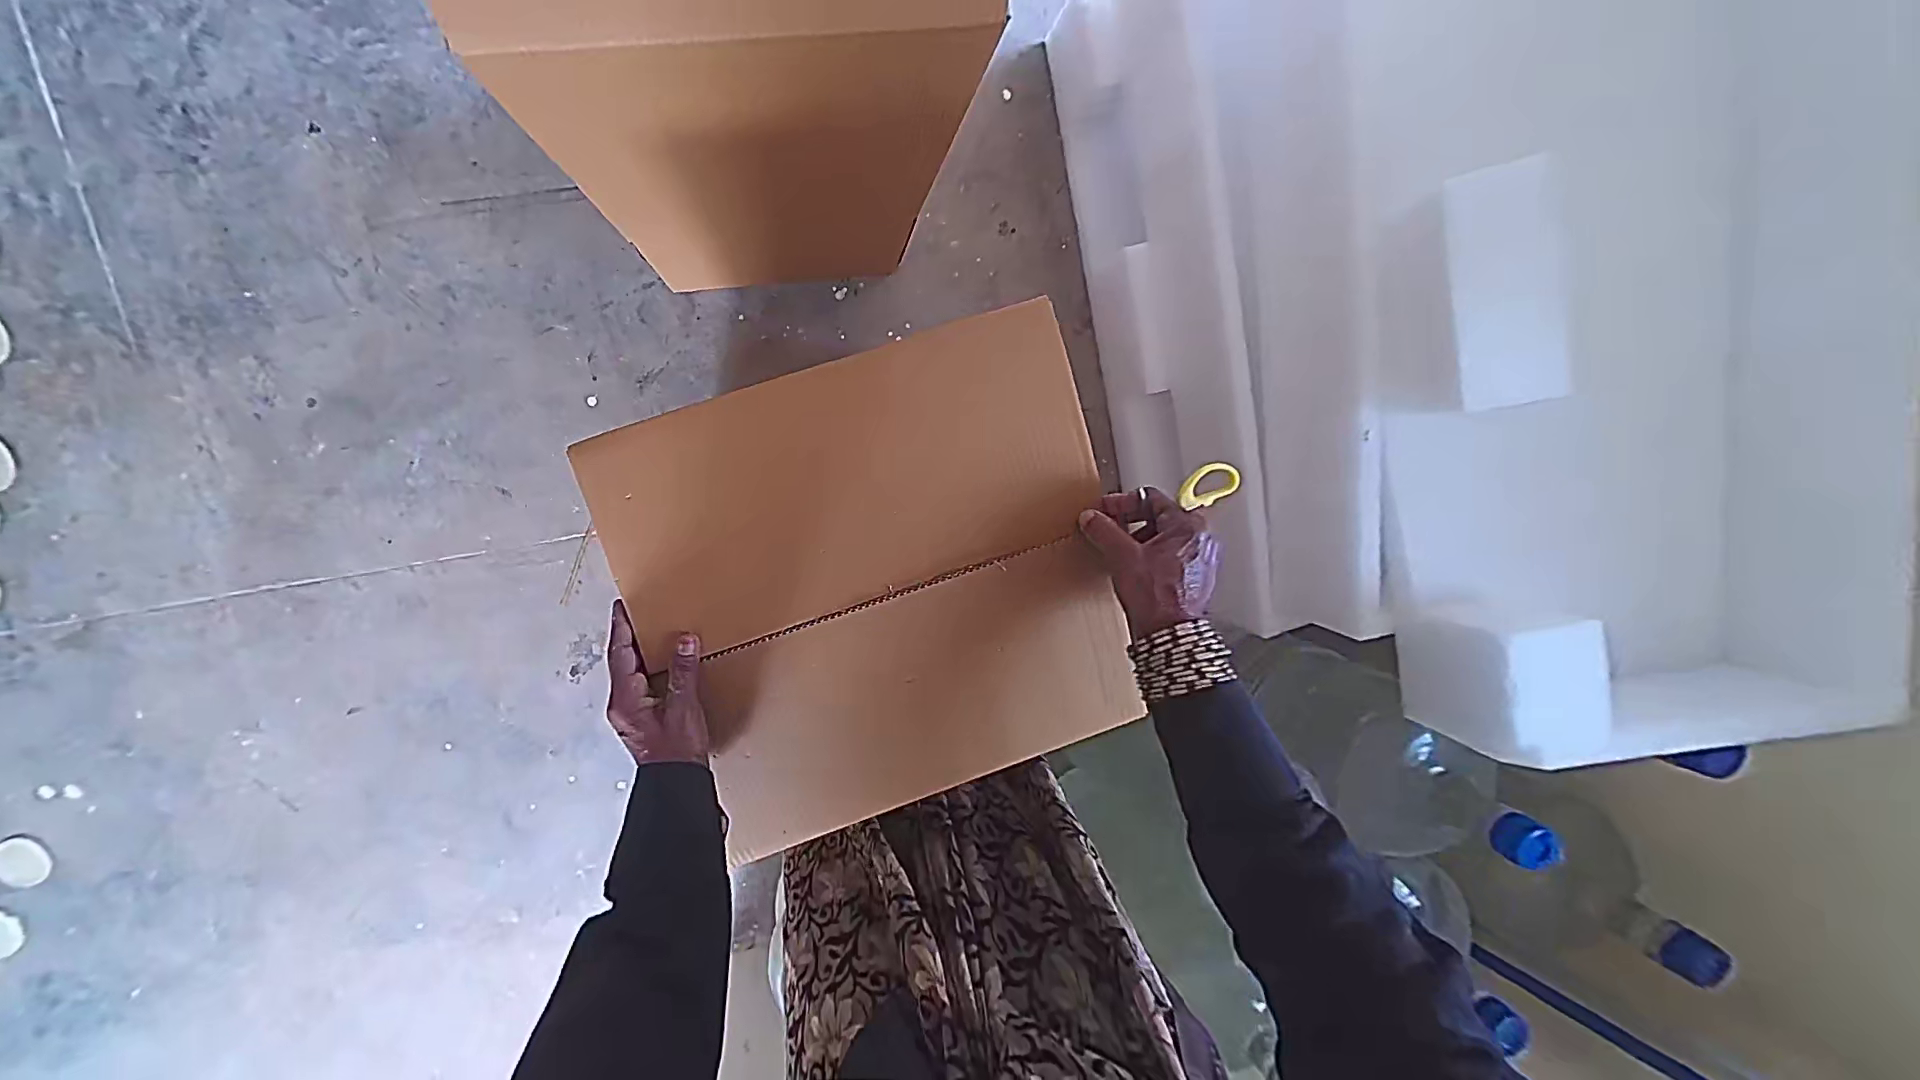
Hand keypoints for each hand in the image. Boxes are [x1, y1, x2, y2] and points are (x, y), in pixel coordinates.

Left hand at [605, 599, 710, 766]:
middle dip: (629, 636)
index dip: (622, 629)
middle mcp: (622, 705)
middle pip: (622, 661)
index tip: (622, 607)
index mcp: (625, 700)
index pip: (621, 654)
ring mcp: (630, 713)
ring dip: (639, 651)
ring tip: (652, 632)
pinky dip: (649, 667)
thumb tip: (684, 641)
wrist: (675, 784)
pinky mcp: (641, 718)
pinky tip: (664, 663)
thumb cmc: (677, 753)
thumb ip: (683, 673)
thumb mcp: (683, 709)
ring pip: (631, 673)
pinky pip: (641, 684)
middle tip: (638, 613)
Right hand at [1078, 487, 1221, 639]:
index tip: (1103, 510)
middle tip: (1108, 527)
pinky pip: (1167, 556)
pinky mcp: (1193, 578)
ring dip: (1137, 539)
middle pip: (1158, 516)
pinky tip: (1131, 566)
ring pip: (1162, 537)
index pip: (1150, 498)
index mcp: (1189, 525)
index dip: (1120, 502)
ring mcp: (1199, 559)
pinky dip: (1148, 555)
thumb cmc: (1157, 598)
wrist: (1169, 635)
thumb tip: (1092, 518)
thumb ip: (1103, 530)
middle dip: (1129, 521)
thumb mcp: (1122, 555)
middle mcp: (1201, 539)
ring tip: (1116, 548)